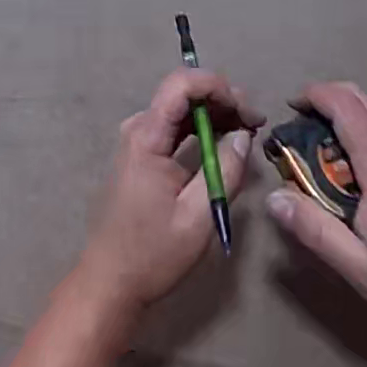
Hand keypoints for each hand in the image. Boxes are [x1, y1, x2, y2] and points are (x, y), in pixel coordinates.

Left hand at [73, 67, 264, 307]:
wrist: (109, 283)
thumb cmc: (151, 254)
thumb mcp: (198, 218)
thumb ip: (224, 171)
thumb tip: (244, 136)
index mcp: (146, 136)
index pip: (181, 84)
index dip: (217, 86)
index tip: (246, 111)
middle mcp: (139, 128)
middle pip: (184, 92)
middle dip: (223, 100)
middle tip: (256, 124)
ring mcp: (139, 139)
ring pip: (182, 107)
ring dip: (216, 112)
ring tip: (247, 131)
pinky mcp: (143, 153)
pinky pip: (176, 126)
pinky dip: (203, 127)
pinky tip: (225, 141)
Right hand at [267, 83, 366, 366]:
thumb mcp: (361, 267)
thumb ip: (314, 228)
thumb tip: (274, 197)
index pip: (346, 106)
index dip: (315, 95)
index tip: (292, 107)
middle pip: (361, 98)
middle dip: (326, 99)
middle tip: (302, 126)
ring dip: (348, 115)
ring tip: (329, 150)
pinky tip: (366, 168)